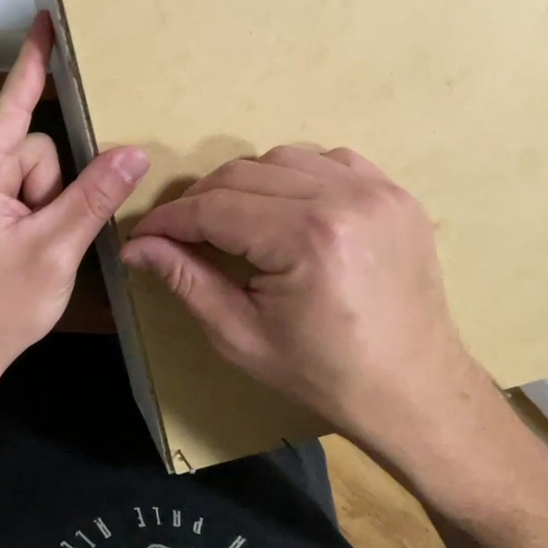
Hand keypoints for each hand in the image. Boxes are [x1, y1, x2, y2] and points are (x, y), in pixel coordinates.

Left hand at [0, 13, 149, 378]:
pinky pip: (25, 188)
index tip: (46, 21)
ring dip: (46, 202)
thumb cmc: (0, 309)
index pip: (12, 107)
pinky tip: (29, 246)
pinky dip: (38, 210)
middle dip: (51, 186)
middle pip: (34, 145)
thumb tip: (133, 154)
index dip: (35, 64)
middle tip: (42, 234)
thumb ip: (94, 197)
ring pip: (35, 168)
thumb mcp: (55, 251)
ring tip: (32, 246)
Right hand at [119, 146, 489, 446]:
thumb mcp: (239, 334)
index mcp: (307, 239)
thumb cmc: (321, 372)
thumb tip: (135, 247)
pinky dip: (293, 177)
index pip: (214, 208)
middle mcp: (345, 199)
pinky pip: (326, 161)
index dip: (169, 220)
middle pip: (242, 174)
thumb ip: (185, 280)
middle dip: (198, 201)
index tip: (141, 236)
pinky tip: (283, 211)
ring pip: (281, 159)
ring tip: (228, 223)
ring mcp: (377, 191)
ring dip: (243, 185)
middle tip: (177, 235)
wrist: (412, 388)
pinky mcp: (395, 194)